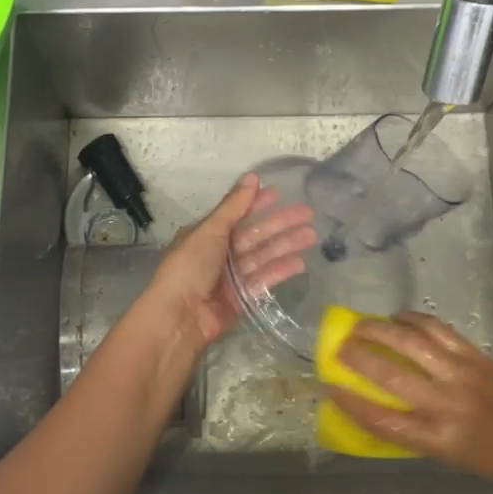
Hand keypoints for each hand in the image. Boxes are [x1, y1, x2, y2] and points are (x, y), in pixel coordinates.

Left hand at [139, 174, 315, 350]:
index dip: (257, 203)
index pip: (237, 214)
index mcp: (207, 234)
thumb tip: (252, 177)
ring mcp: (231, 276)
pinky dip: (280, 270)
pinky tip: (300, 263)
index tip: (279, 193)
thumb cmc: (190, 267)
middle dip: (280, 223)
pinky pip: (264, 279)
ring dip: (286, 245)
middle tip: (308, 213)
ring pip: (263, 255)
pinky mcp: (242, 297)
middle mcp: (219, 252)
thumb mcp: (209, 230)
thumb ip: (233, 206)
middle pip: (255, 234)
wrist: (180, 316)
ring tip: (312, 236)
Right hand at [328, 312, 492, 483]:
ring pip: (412, 343)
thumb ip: (408, 431)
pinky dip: (413, 319)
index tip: (329, 387)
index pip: (383, 419)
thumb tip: (370, 405)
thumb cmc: (485, 456)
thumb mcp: (443, 456)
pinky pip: (438, 330)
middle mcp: (446, 404)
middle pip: (392, 374)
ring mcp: (462, 374)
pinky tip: (397, 317)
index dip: (351, 403)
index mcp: (436, 437)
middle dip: (359, 357)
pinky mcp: (474, 356)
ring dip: (379, 330)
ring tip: (359, 326)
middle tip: (338, 348)